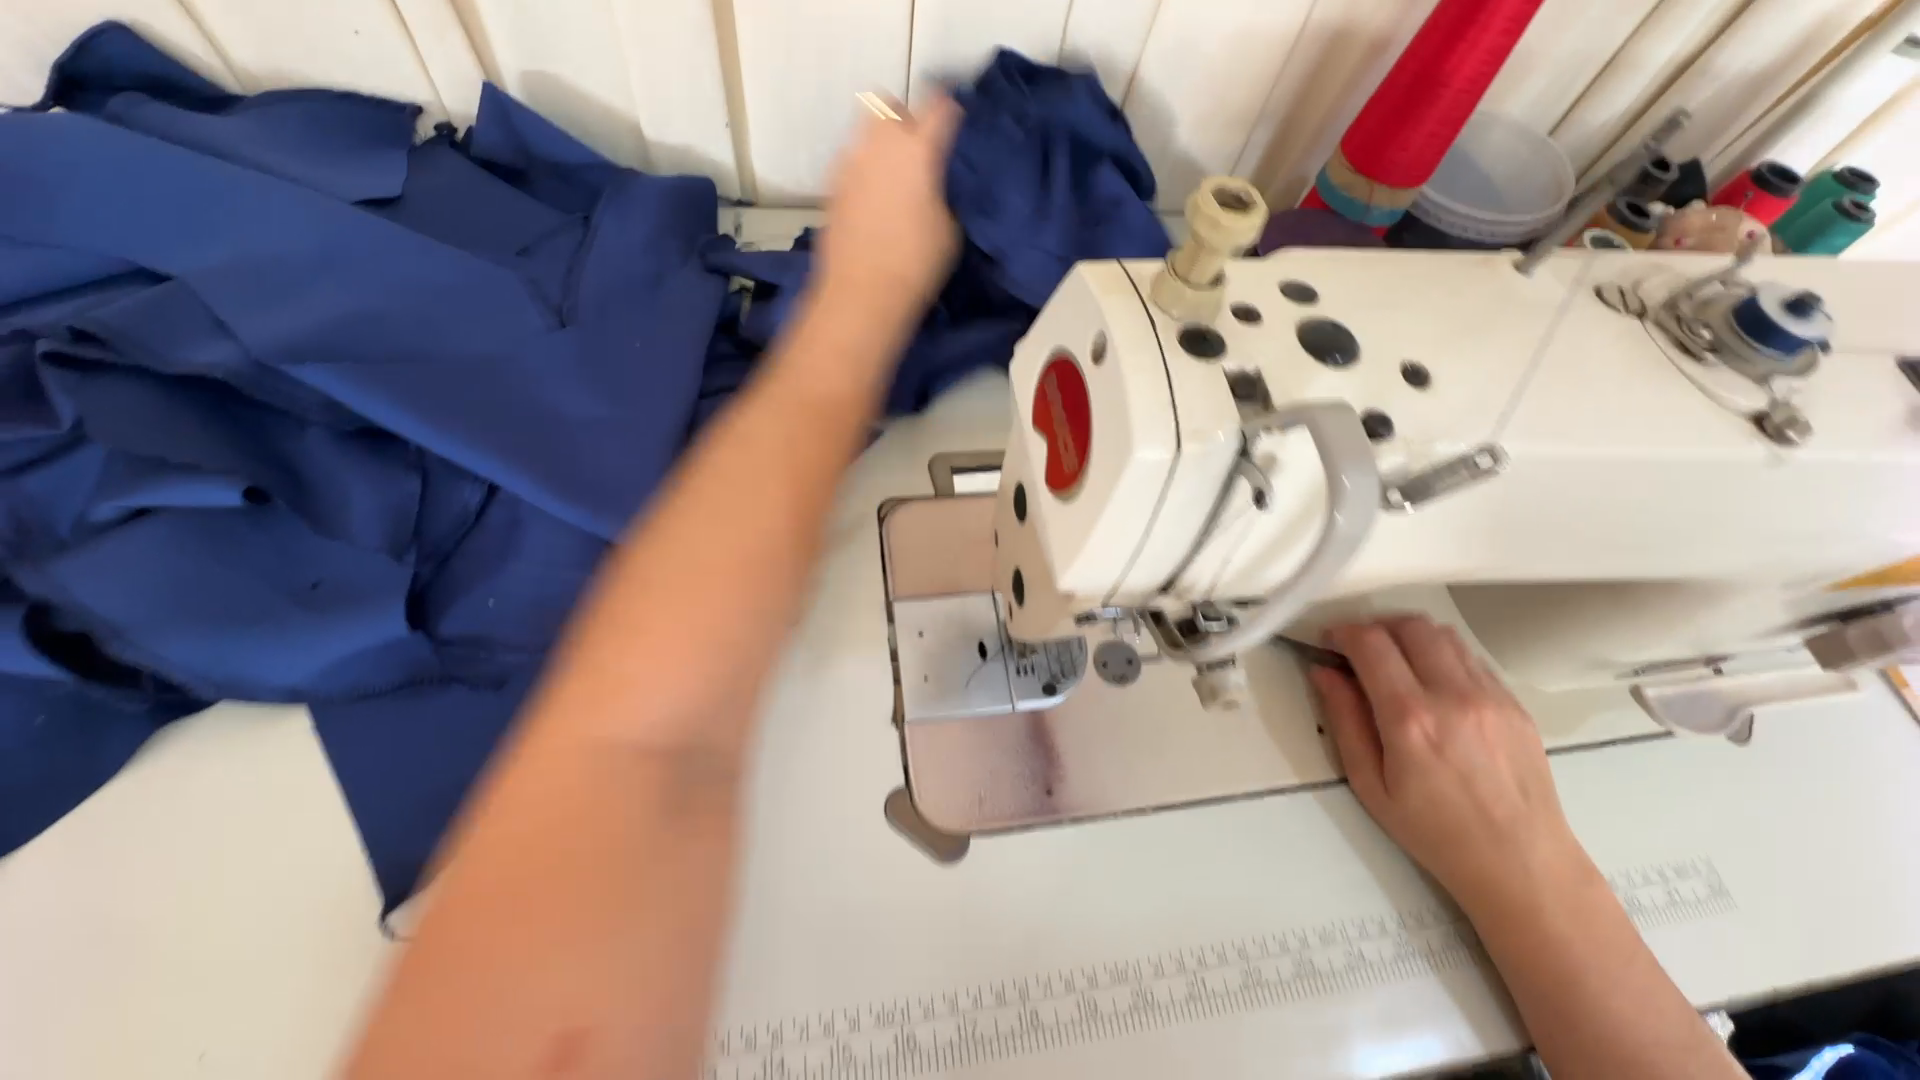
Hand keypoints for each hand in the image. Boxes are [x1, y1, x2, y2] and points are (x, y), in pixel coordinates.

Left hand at [814, 93, 962, 331]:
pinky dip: (864, 171)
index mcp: (918, 149)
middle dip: (905, 117)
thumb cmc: (916, 264)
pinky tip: (874, 201)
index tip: (957, 123)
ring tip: (894, 177)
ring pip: (865, 132)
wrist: (862, 294)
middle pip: (889, 104)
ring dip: (881, 144)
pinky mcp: (832, 186)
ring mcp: (849, 163)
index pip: (939, 104)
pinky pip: (851, 162)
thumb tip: (941, 178)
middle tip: (919, 149)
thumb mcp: (951, 226)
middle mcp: (879, 144)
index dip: (951, 108)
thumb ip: (947, 189)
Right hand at [1310, 616, 1590, 913]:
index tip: (1329, 642)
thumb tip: (1324, 673)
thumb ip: (1344, 721)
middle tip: (1359, 649)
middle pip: (1410, 625)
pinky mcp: (1515, 703)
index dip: (1342, 632)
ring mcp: (1492, 696)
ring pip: (1444, 634)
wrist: (1520, 862)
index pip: (1371, 643)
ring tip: (1394, 662)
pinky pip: (1472, 658)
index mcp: (1411, 719)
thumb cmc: (1434, 832)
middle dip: (1376, 627)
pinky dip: (1443, 656)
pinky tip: (1432, 685)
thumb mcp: (1370, 784)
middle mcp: (1454, 696)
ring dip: (1410, 636)